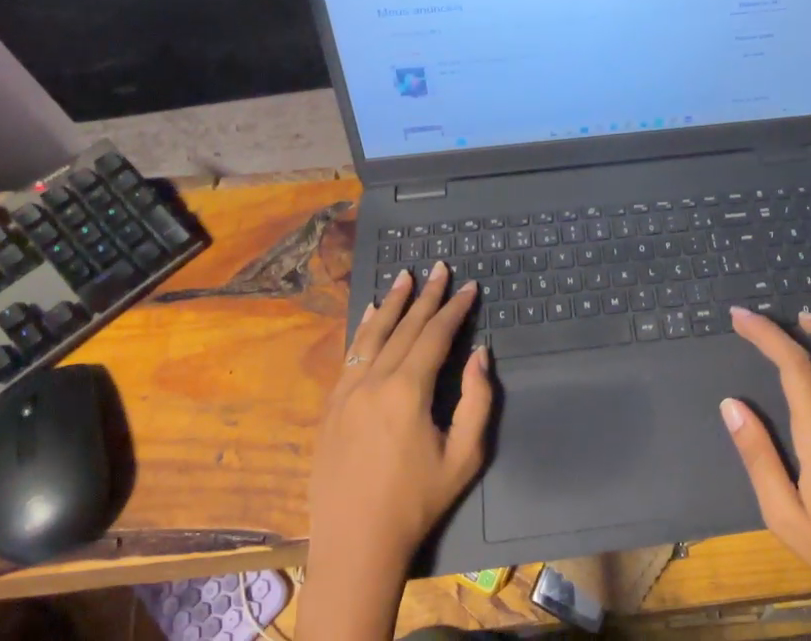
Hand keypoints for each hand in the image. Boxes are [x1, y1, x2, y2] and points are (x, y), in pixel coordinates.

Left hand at [301, 263, 490, 640]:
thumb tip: (480, 354)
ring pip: (373, 335)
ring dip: (393, 303)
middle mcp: (374, 381)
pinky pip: (351, 354)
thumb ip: (477, 400)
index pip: (435, 336)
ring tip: (406, 276)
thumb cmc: (416, 502)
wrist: (355, 543)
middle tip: (441, 267)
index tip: (469, 286)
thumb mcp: (464, 456)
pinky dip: (365, 329)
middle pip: (404, 328)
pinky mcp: (331, 405)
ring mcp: (347, 391)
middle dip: (426, 296)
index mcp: (407, 391)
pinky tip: (372, 313)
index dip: (454, 309)